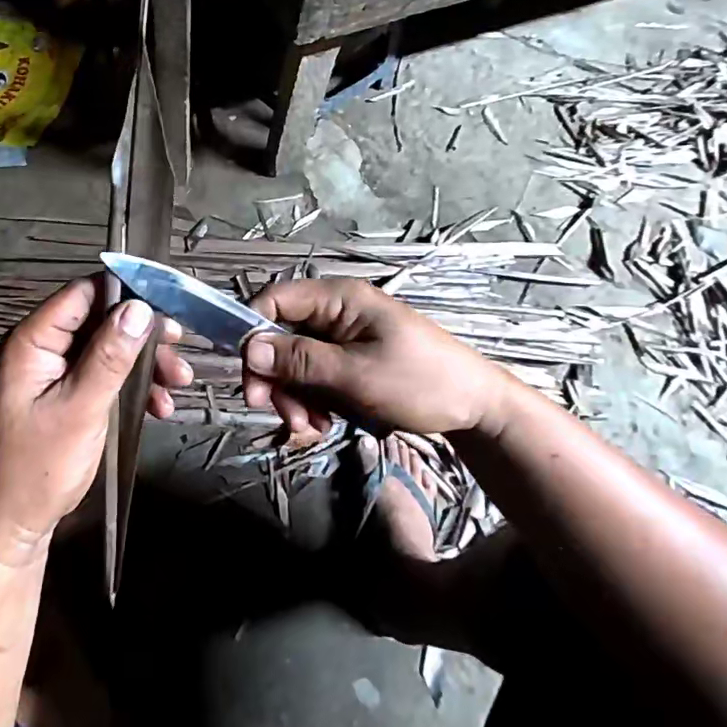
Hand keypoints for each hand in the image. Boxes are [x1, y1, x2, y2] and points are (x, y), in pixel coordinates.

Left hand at [0, 278, 192, 560]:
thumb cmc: (39, 467)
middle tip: (178, 345)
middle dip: (143, 334)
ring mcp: (58, 372)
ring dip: (146, 363)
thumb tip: (140, 308)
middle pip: (102, 320)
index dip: (124, 292)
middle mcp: (44, 349)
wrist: (16, 524)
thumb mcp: (80, 408)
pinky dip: (136, 386)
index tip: (166, 303)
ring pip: (111, 348)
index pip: (82, 294)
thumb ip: (109, 356)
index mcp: (33, 342)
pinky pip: (109, 375)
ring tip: (178, 382)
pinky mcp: (71, 393)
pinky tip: (160, 405)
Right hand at [242, 279, 521, 441]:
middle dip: (276, 376)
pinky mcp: (350, 362)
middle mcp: (335, 313)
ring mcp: (343, 338)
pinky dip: (312, 401)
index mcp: (338, 299)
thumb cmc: (420, 381)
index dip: (254, 333)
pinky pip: (314, 377)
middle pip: (281, 336)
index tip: (250, 375)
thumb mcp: (355, 374)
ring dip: (294, 396)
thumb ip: (300, 360)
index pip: (275, 300)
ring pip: (294, 362)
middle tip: (278, 414)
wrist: (476, 407)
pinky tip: (325, 423)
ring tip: (313, 426)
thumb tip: (250, 348)